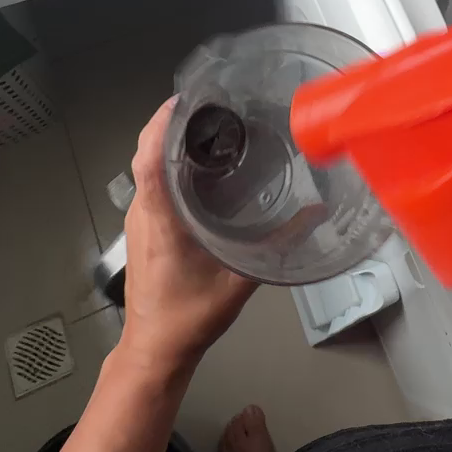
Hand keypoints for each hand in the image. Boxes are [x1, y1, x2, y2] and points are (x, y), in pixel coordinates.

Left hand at [116, 99, 257, 372]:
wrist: (155, 350)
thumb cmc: (188, 318)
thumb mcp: (240, 281)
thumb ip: (279, 244)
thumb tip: (313, 214)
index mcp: (161, 221)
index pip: (150, 161)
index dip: (161, 125)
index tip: (183, 101)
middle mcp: (143, 214)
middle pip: (144, 153)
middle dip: (168, 122)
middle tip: (202, 104)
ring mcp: (138, 219)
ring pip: (144, 166)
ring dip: (165, 140)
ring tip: (201, 125)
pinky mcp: (142, 226)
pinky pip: (148, 181)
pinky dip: (165, 161)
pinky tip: (194, 163)